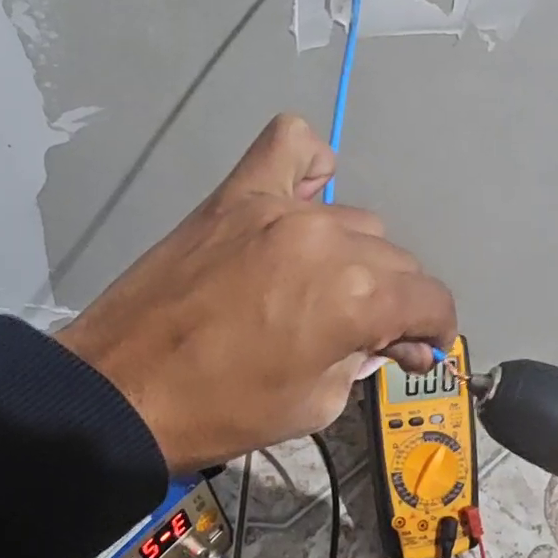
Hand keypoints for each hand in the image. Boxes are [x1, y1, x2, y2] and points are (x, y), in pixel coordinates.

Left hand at [55, 115, 455, 471]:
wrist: (122, 391)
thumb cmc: (222, 412)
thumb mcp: (315, 405)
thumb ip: (364, 360)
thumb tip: (392, 339)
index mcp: (355, 298)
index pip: (430, 299)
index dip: (435, 330)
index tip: (419, 348)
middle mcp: (329, 241)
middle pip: (395, 260)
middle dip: (393, 301)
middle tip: (364, 332)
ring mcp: (279, 210)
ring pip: (353, 219)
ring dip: (354, 258)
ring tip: (322, 286)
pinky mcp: (234, 195)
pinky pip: (288, 145)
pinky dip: (309, 166)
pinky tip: (305, 196)